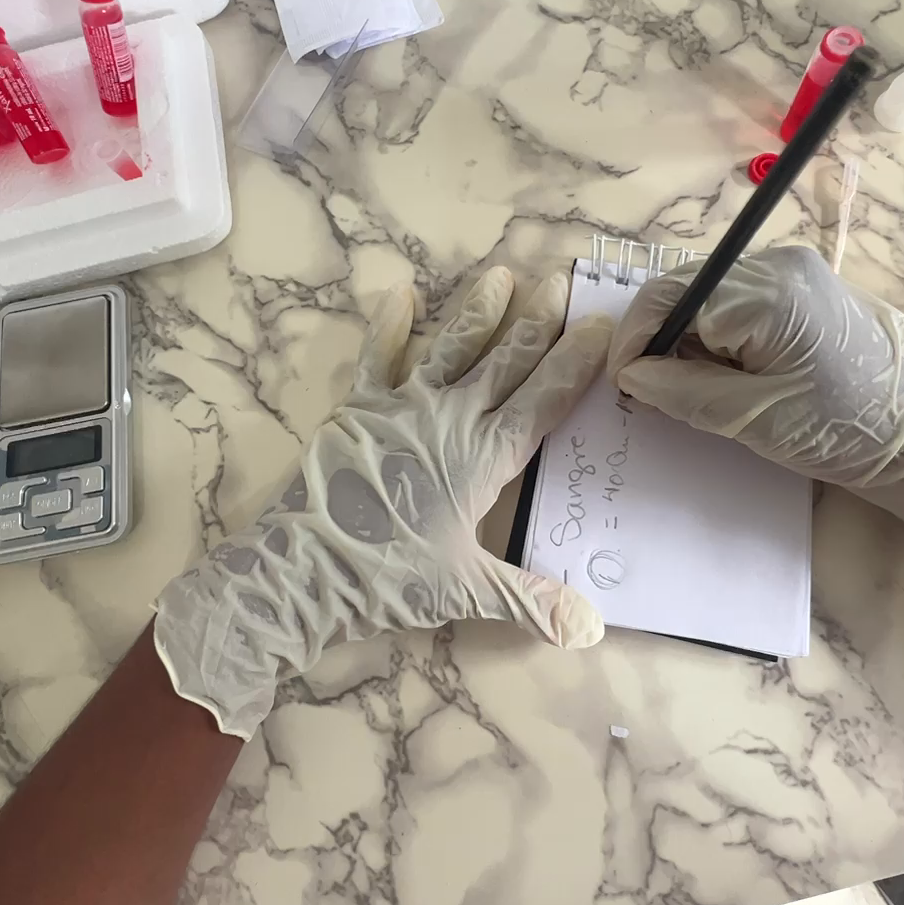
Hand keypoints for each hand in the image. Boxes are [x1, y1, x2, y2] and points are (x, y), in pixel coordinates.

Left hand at [154, 268, 614, 737]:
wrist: (304, 569)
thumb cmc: (389, 576)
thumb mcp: (466, 591)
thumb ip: (532, 602)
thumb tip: (593, 630)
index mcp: (485, 456)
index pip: (543, 399)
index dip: (574, 362)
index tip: (599, 325)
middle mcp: (451, 418)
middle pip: (505, 360)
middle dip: (537, 320)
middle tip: (559, 279)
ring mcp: (404, 406)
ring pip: (452, 348)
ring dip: (479, 311)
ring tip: (500, 275)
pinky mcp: (361, 408)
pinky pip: (379, 358)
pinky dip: (390, 327)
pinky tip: (402, 294)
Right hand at [606, 245, 903, 548]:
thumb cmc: (843, 431)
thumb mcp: (751, 419)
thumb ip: (681, 390)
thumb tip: (631, 374)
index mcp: (768, 295)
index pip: (669, 297)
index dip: (635, 337)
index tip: (624, 380)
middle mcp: (777, 263)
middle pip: (683, 285)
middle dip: (657, 334)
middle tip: (651, 384)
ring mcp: (791, 266)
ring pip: (703, 289)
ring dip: (684, 332)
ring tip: (689, 379)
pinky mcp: (799, 279)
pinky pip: (731, 294)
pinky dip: (712, 327)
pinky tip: (723, 363)